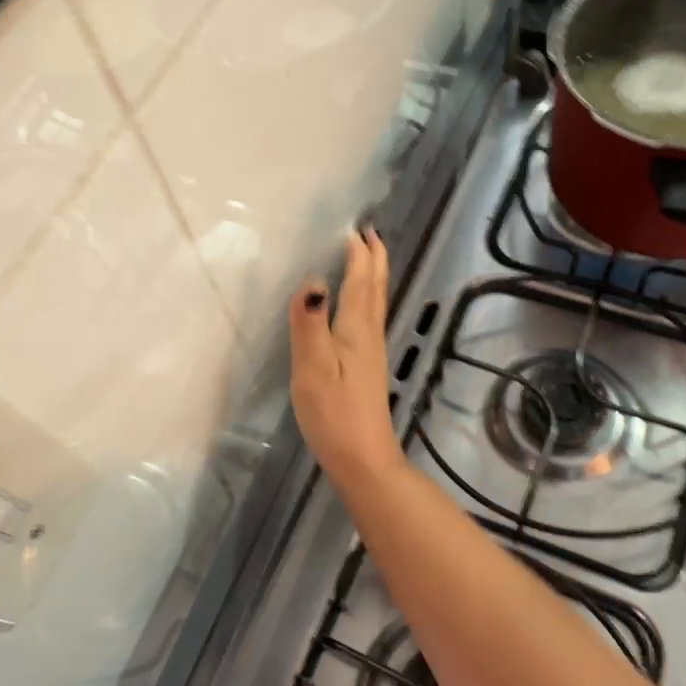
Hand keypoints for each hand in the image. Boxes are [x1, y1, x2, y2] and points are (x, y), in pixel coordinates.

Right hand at [289, 230, 405, 484]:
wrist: (363, 458)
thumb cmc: (334, 414)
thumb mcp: (313, 368)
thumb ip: (309, 323)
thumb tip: (313, 279)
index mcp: (357, 328)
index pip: (361, 281)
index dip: (359, 254)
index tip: (356, 227)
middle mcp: (370, 334)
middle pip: (375, 288)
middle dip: (373, 259)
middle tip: (369, 233)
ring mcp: (372, 352)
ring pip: (376, 303)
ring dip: (372, 276)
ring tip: (367, 258)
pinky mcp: (367, 368)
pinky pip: (369, 318)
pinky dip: (367, 299)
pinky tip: (358, 307)